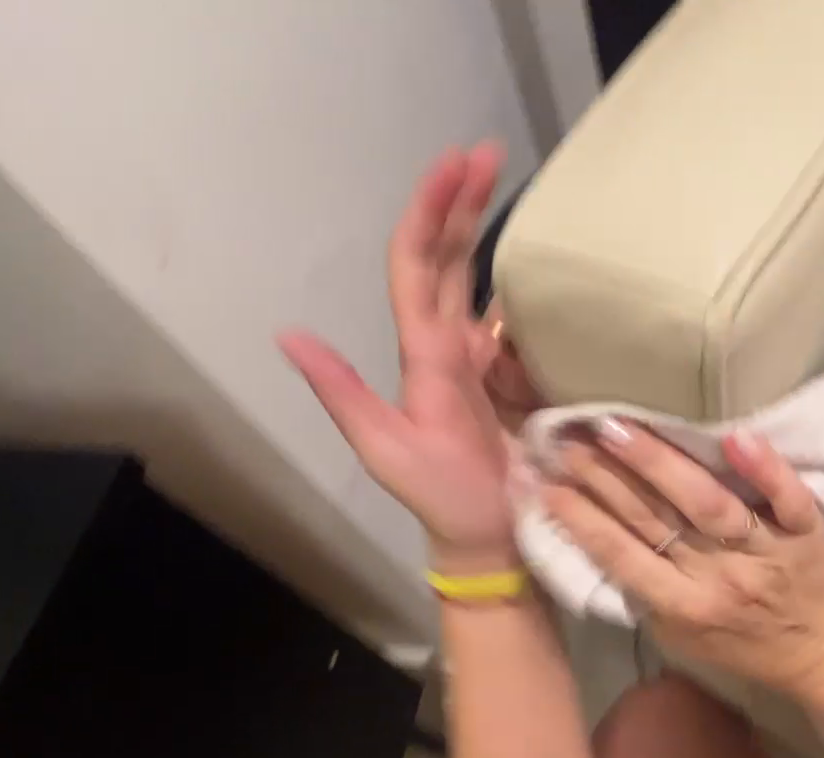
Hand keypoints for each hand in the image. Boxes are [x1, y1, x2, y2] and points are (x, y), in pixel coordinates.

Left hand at [279, 143, 515, 570]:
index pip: (417, 268)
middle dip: (462, 204)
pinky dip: (521, 288)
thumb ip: (342, 391)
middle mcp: (447, 349)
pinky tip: (535, 262)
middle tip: (489, 151)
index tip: (454, 166)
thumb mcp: (383, 447)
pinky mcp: (517, 382)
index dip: (430, 214)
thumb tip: (288, 334)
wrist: (487, 538)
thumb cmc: (440, 497)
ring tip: (509, 183)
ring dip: (488, 233)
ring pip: (479, 284)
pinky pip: (517, 325)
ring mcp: (485, 364)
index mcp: (421, 355)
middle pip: (448, 263)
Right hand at [542, 423, 823, 697]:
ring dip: (657, 462)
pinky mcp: (805, 530)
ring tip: (615, 428)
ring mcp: (763, 551)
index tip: (547, 484)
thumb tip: (596, 537)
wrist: (819, 654)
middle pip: (654, 518)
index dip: (581, 519)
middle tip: (568, 439)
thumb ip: (643, 593)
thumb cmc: (739, 644)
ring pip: (706, 502)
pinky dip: (763, 469)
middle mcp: (719, 576)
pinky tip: (735, 436)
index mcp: (683, 607)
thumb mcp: (678, 637)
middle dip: (603, 477)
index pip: (621, 555)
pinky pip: (786, 497)